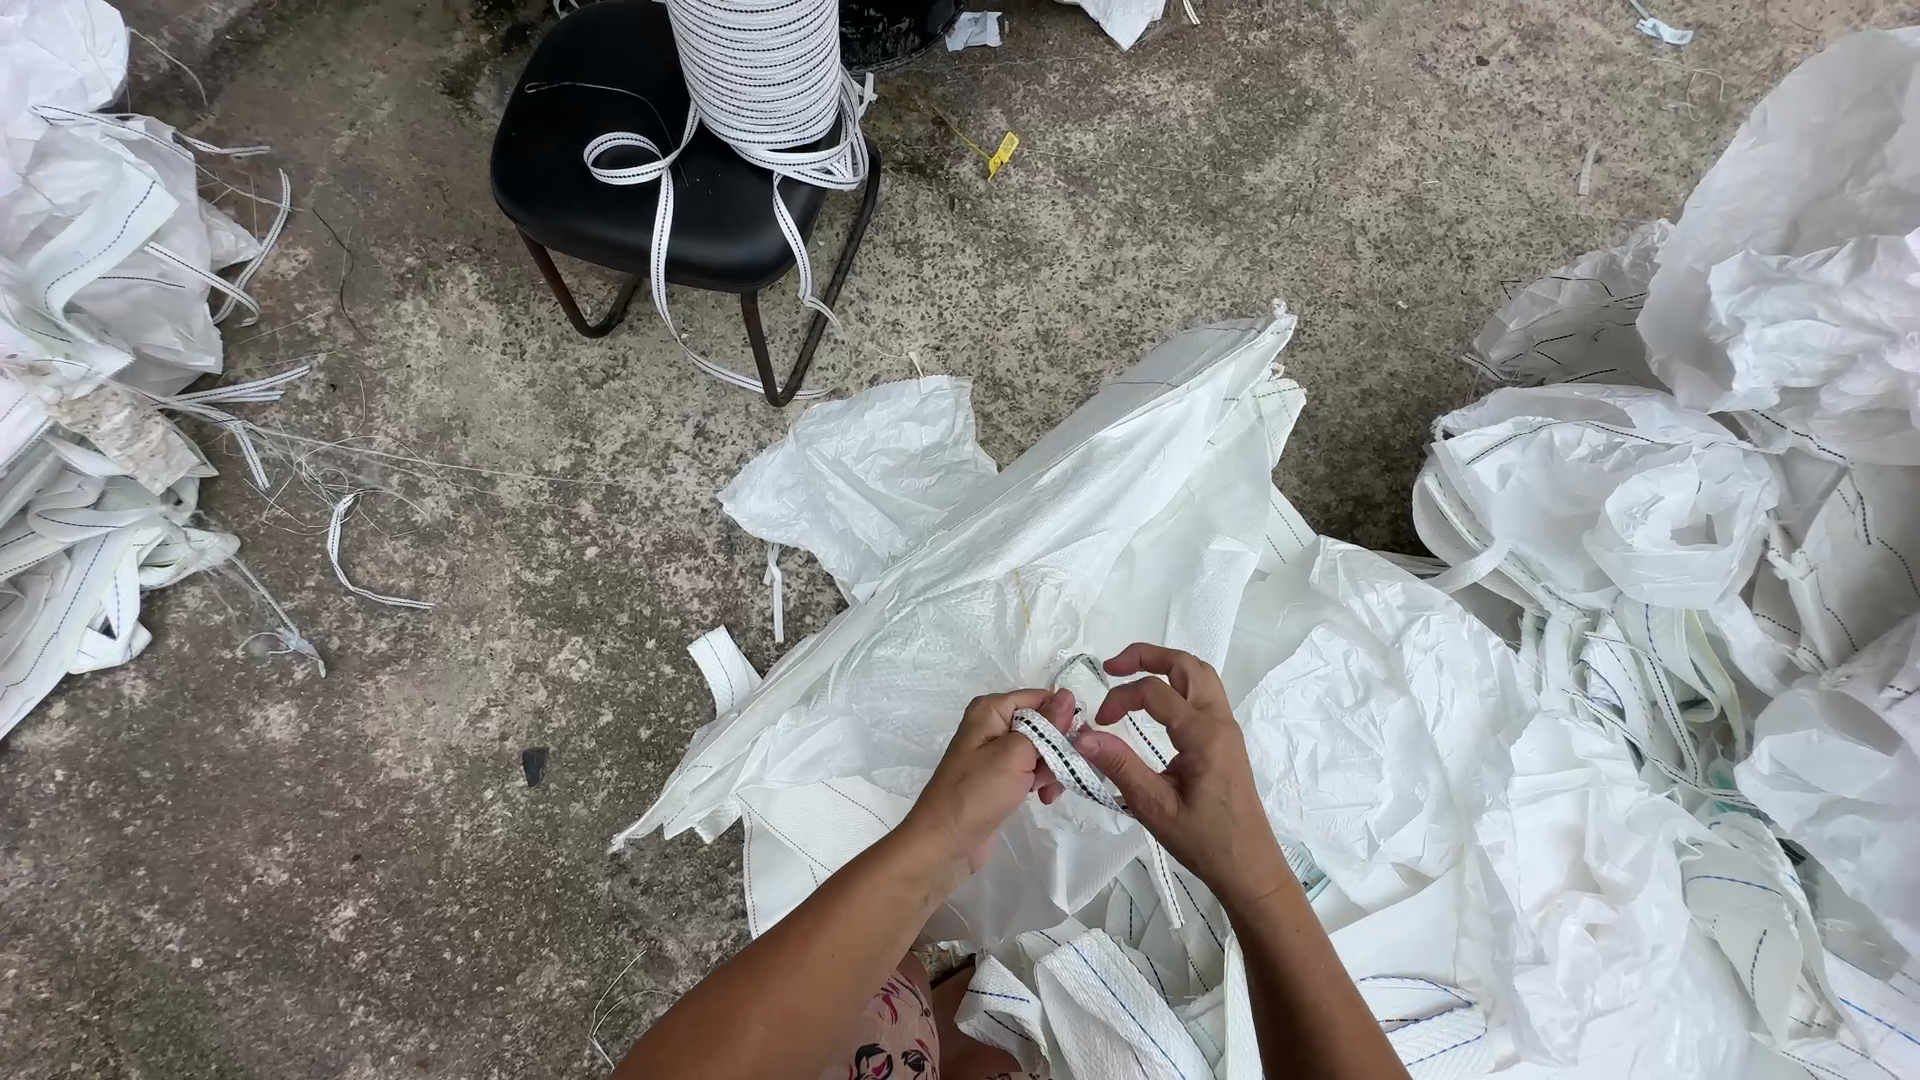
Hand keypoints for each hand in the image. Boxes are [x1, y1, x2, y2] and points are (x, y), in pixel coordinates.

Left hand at [903, 688, 1075, 878]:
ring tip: (1043, 791)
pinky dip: (1041, 781)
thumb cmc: (977, 793)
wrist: (946, 842)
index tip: (1076, 745)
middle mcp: (993, 723)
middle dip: (1056, 750)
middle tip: (1051, 773)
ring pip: (1042, 749)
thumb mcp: (1014, 754)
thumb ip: (1044, 725)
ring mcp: (996, 751)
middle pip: (1044, 724)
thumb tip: (1067, 693)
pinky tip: (1042, 798)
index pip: (1041, 699)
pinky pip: (1032, 768)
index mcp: (991, 709)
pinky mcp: (1001, 775)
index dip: (1062, 719)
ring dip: (1051, 770)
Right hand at [1075, 644, 1294, 910]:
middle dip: (1146, 656)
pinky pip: (1204, 693)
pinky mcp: (1226, 739)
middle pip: (1186, 664)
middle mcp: (1219, 721)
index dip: (1119, 697)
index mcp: (1203, 734)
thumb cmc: (1204, 841)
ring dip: (1165, 665)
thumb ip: (1119, 765)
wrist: (1250, 870)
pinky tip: (1157, 702)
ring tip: (1131, 675)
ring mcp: (1227, 728)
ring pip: (1199, 674)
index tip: (1099, 722)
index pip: (1154, 691)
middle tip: (1111, 667)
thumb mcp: (1154, 807)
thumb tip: (1082, 735)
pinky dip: (1177, 683)